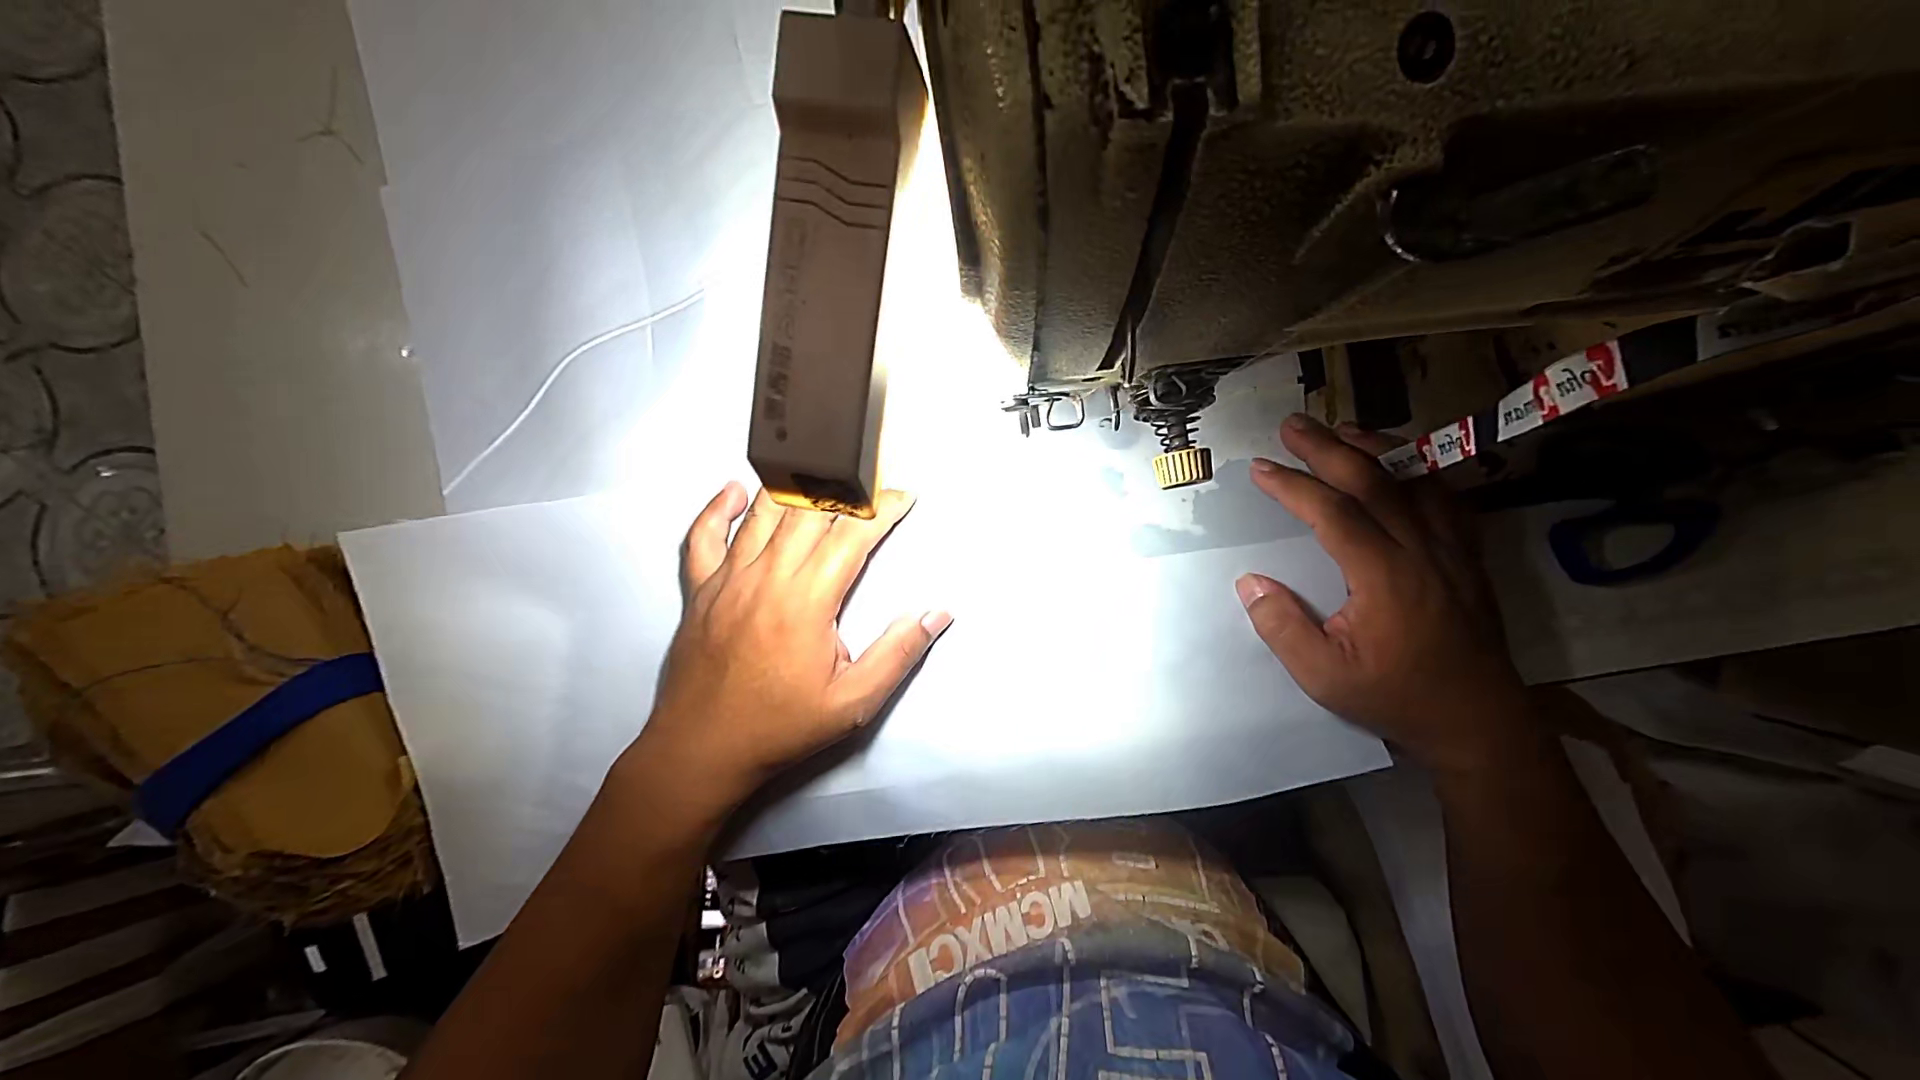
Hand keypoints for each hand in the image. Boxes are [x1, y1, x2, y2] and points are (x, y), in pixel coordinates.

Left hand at [631, 483, 950, 813]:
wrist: (701, 751)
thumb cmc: (776, 729)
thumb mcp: (852, 703)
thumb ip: (897, 654)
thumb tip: (936, 616)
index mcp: (806, 601)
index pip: (851, 535)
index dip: (882, 510)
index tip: (902, 499)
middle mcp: (765, 579)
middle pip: (807, 510)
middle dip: (843, 488)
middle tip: (867, 481)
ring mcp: (727, 580)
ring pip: (760, 513)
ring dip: (793, 487)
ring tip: (819, 472)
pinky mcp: (699, 591)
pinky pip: (702, 536)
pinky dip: (717, 508)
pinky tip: (733, 492)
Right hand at [1238, 415, 1534, 772]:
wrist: (1478, 721)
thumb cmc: (1395, 697)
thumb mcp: (1323, 676)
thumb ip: (1282, 627)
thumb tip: (1250, 581)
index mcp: (1385, 577)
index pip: (1335, 514)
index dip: (1294, 486)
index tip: (1260, 468)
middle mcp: (1423, 551)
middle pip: (1374, 482)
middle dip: (1329, 448)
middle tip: (1294, 424)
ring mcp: (1452, 551)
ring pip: (1415, 481)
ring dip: (1376, 449)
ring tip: (1342, 429)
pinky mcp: (1468, 558)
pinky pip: (1447, 499)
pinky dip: (1420, 472)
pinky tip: (1404, 465)